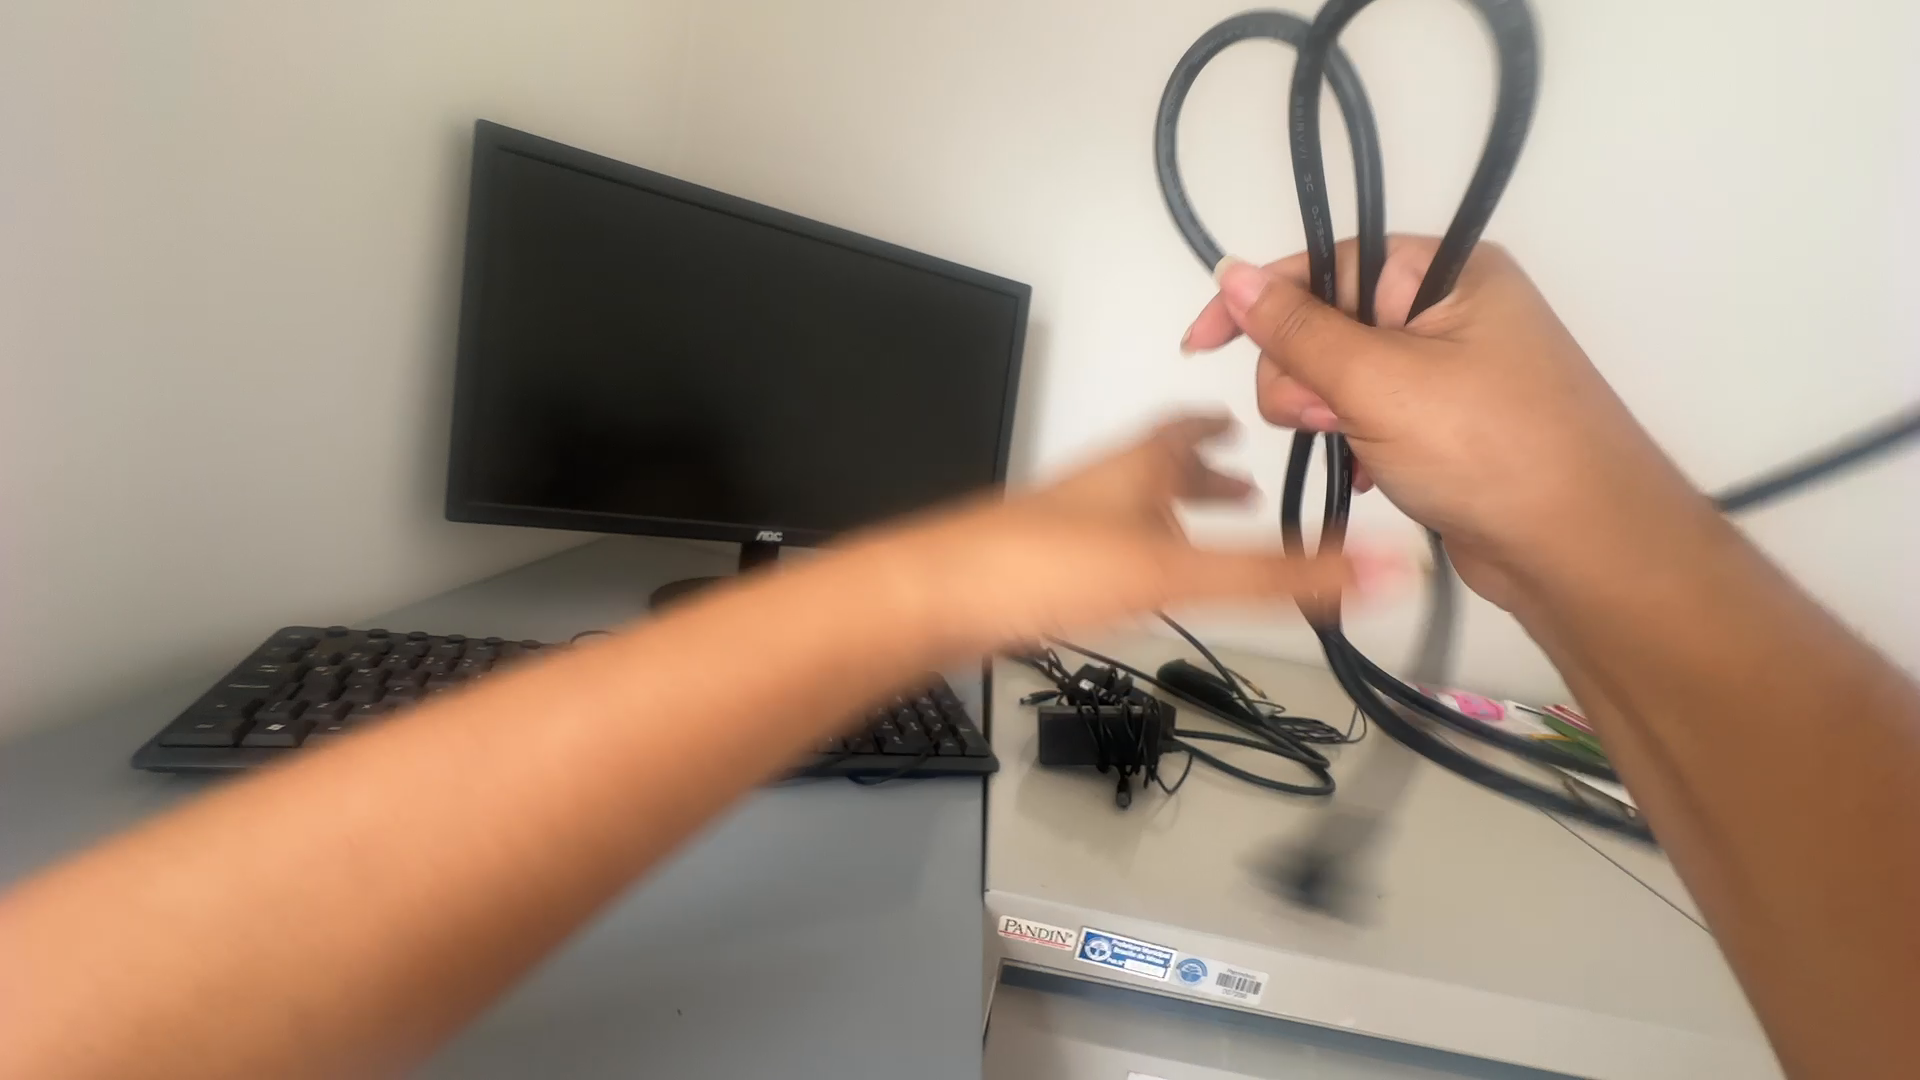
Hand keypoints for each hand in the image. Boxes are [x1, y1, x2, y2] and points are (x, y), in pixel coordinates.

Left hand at [850, 415, 1379, 652]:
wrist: (938, 598)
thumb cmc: (1049, 567)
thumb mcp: (1176, 571)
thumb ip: (1277, 577)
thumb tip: (1388, 569)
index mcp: (1130, 470)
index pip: (1179, 432)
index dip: (1214, 428)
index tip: (1239, 425)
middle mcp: (1091, 487)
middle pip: (1150, 467)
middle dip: (1197, 475)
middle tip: (1234, 484)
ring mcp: (1055, 524)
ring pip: (1118, 508)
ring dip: (1159, 515)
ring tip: (1189, 539)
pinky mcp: (1028, 565)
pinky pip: (1088, 547)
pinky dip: (1121, 552)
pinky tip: (1117, 586)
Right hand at [1181, 237, 1705, 606]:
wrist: (1575, 548)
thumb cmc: (1488, 450)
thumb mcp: (1378, 381)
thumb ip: (1297, 330)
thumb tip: (1234, 275)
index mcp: (1442, 274)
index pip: (1321, 266)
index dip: (1256, 301)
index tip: (1199, 345)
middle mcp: (1439, 312)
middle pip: (1318, 326)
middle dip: (1300, 377)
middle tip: (1327, 417)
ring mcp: (1435, 370)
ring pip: (1328, 378)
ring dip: (1320, 414)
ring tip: (1353, 446)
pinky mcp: (1429, 421)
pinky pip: (1354, 414)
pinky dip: (1345, 440)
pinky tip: (1365, 468)